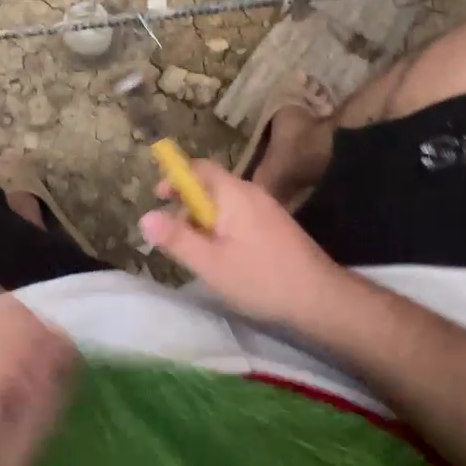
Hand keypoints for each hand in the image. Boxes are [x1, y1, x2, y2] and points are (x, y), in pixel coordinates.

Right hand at [138, 160, 349, 324]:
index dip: (175, 178)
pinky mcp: (276, 226)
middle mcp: (251, 192)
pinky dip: (223, 228)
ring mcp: (267, 208)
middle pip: (211, 186)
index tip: (158, 197)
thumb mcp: (211, 263)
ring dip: (205, 221)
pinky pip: (240, 216)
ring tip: (195, 252)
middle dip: (187, 205)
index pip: (199, 168)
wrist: (320, 298)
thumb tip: (145, 217)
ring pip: (225, 204)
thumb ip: (177, 239)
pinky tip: (223, 258)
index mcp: (233, 193)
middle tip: (173, 235)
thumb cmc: (261, 278)